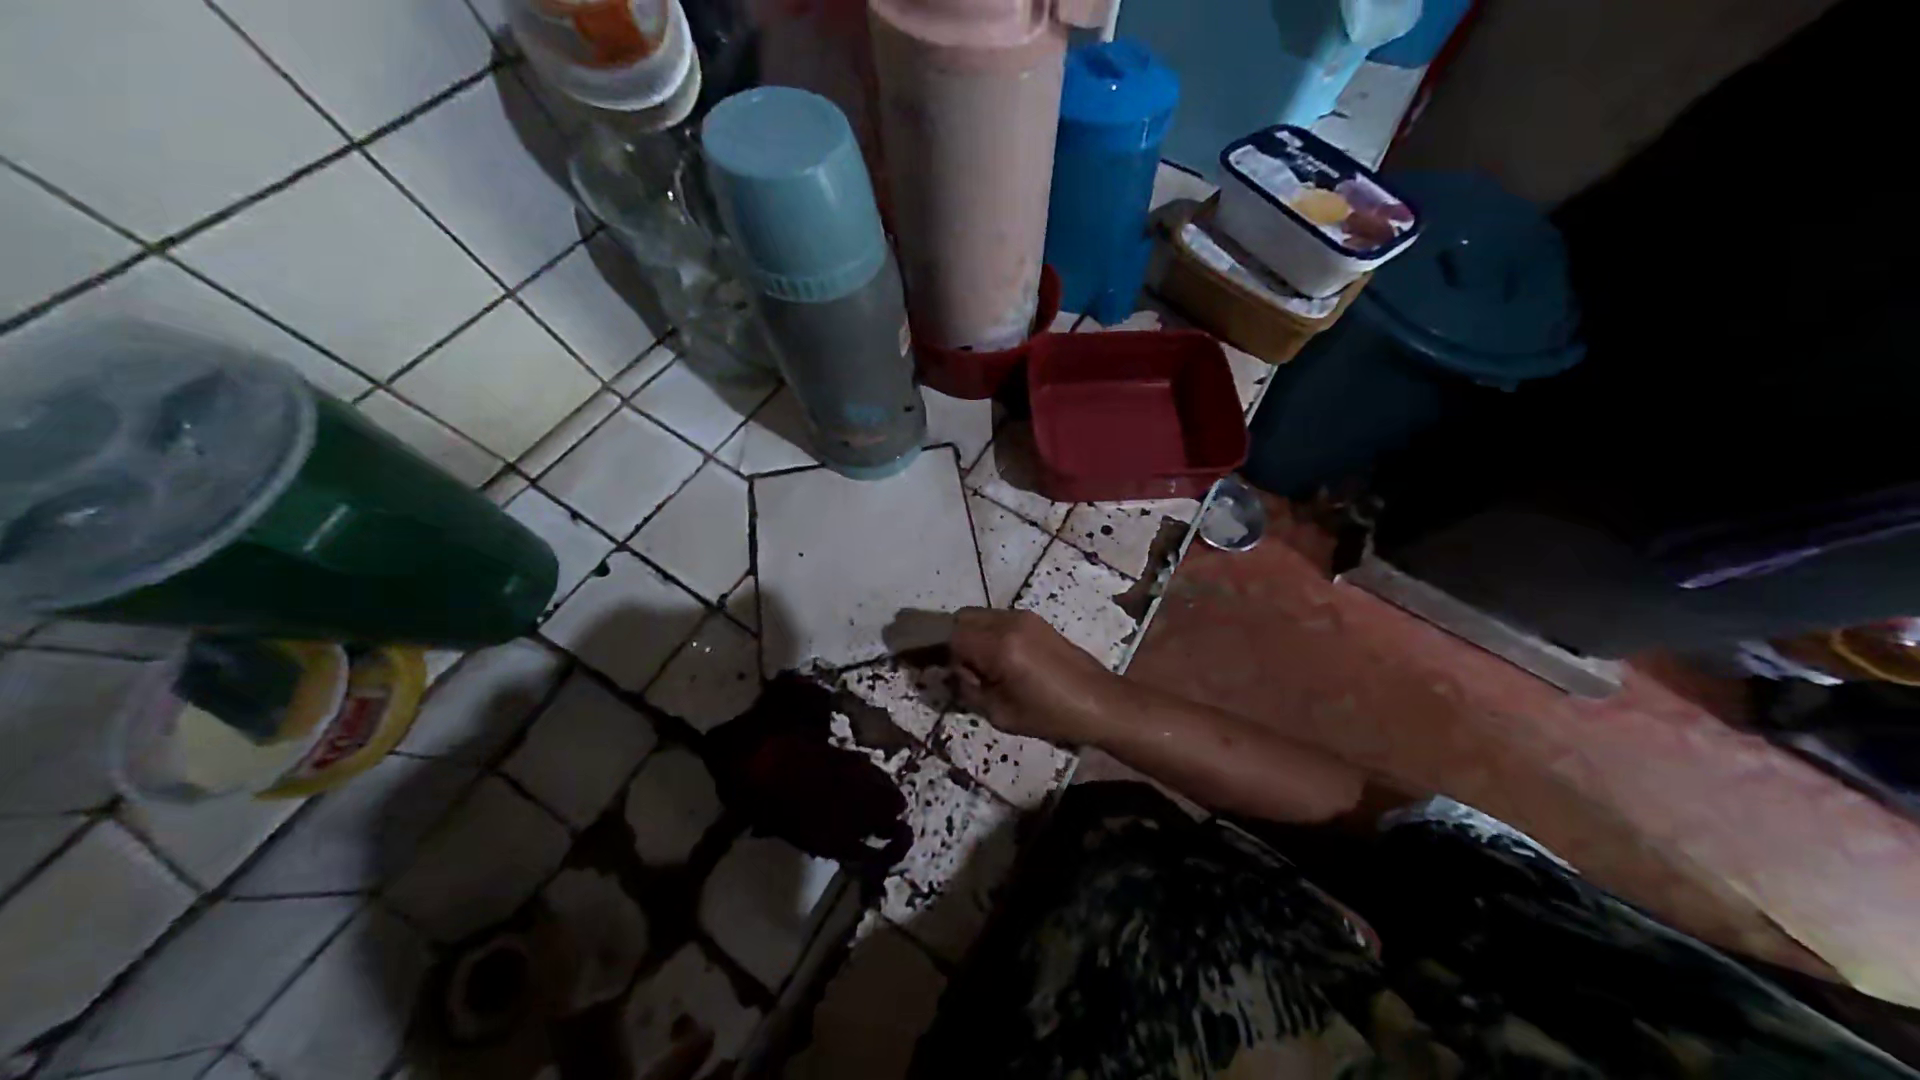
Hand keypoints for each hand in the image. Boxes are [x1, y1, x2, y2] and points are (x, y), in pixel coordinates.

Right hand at [947, 608, 1121, 745]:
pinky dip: (992, 633)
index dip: (952, 660)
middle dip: (960, 642)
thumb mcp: (1001, 714)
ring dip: (976, 636)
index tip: (968, 681)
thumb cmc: (1051, 715)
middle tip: (975, 672)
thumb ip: (969, 691)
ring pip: (981, 615)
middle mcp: (1010, 622)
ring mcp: (1025, 616)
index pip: (954, 637)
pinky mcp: (1036, 619)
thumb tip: (955, 676)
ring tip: (993, 667)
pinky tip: (1009, 660)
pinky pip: (1000, 618)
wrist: (1099, 702)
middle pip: (963, 618)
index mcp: (1001, 646)